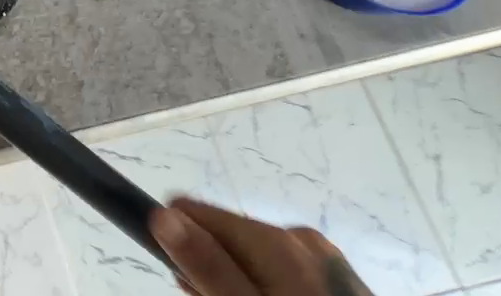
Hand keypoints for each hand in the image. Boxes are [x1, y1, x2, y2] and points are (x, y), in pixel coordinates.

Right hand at [152, 199, 372, 295]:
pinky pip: (283, 275)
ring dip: (239, 286)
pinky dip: (268, 293)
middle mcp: (300, 239)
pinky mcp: (340, 283)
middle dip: (212, 274)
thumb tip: (160, 214)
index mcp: (275, 240)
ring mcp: (326, 262)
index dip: (181, 249)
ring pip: (253, 259)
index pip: (191, 212)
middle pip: (224, 238)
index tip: (189, 288)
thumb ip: (205, 266)